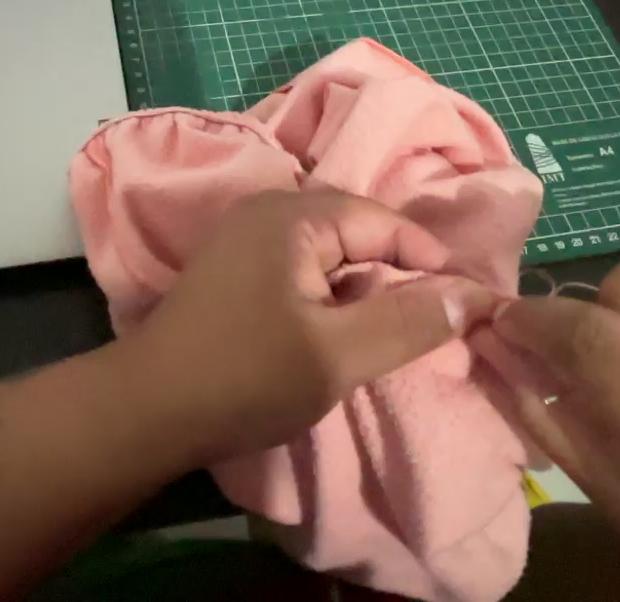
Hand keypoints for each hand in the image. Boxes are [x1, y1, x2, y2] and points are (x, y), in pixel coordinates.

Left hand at [112, 191, 496, 464]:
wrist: (148, 408)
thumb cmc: (246, 375)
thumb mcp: (338, 355)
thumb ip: (407, 321)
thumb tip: (471, 295)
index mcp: (293, 215)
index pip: (381, 220)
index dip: (428, 259)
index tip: (468, 303)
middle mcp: (267, 211)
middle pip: (354, 230)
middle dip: (396, 271)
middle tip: (434, 320)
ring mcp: (245, 237)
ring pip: (327, 251)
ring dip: (362, 286)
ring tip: (393, 330)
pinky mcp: (234, 267)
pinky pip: (299, 266)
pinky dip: (329, 293)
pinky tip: (341, 330)